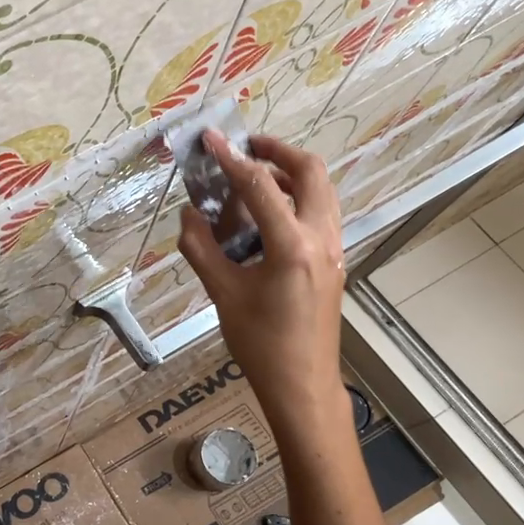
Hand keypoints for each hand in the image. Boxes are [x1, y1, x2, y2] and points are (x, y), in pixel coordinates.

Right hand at [177, 131, 348, 425]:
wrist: (302, 385)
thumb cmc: (260, 343)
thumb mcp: (222, 293)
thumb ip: (201, 248)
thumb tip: (189, 215)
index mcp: (292, 245)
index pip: (260, 186)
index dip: (231, 158)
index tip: (210, 139)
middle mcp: (321, 239)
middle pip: (311, 172)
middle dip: (277, 151)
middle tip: (245, 147)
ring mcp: (334, 250)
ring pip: (322, 191)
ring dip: (290, 173)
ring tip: (254, 175)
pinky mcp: (333, 262)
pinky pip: (320, 213)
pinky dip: (296, 198)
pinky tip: (266, 213)